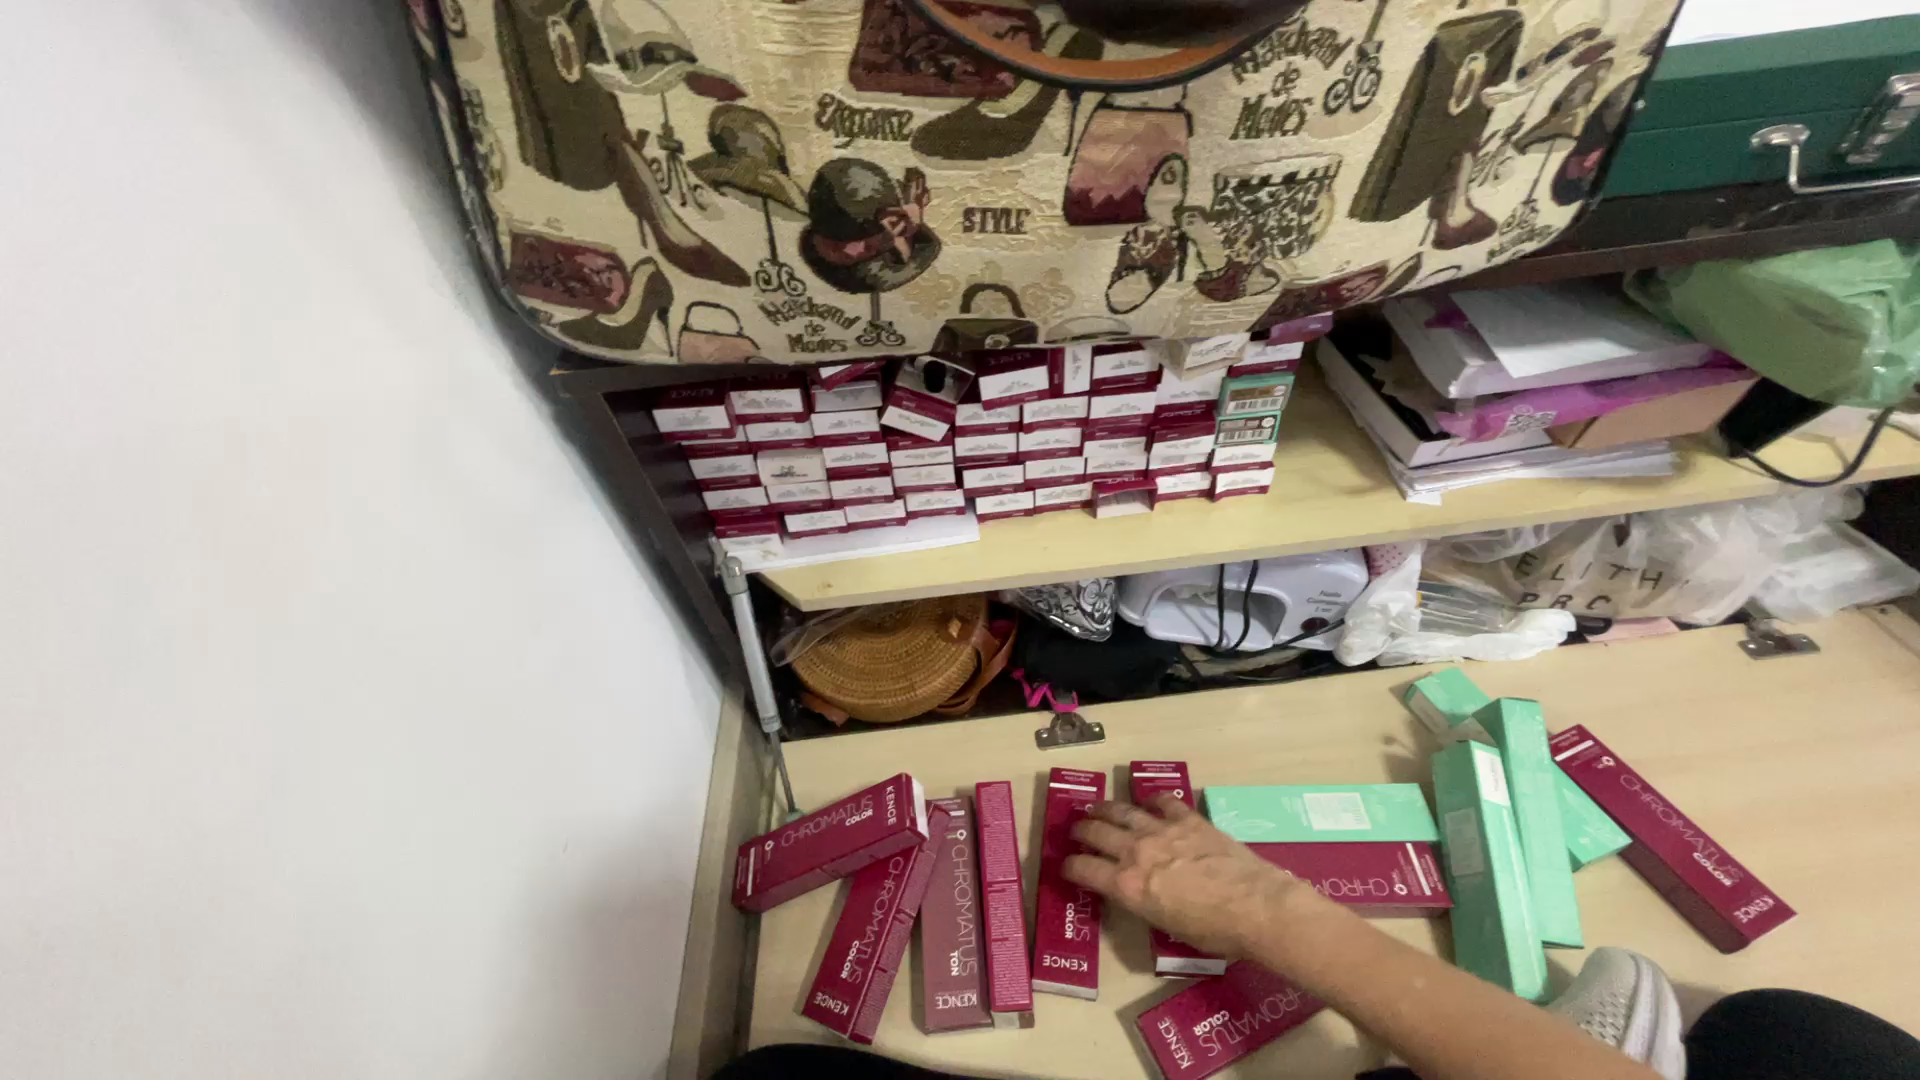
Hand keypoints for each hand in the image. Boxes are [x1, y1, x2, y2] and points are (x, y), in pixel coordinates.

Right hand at [1063, 795, 1311, 958]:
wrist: (1256, 907)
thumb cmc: (1215, 932)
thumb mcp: (1168, 927)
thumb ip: (1146, 905)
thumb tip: (1140, 894)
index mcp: (1128, 886)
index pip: (1085, 870)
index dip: (1071, 866)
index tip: (1065, 865)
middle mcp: (1136, 853)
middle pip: (1097, 833)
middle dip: (1082, 830)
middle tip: (1076, 830)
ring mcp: (1161, 831)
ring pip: (1122, 811)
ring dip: (1105, 808)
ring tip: (1097, 806)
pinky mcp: (1186, 819)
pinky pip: (1162, 802)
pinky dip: (1151, 800)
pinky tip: (1148, 800)